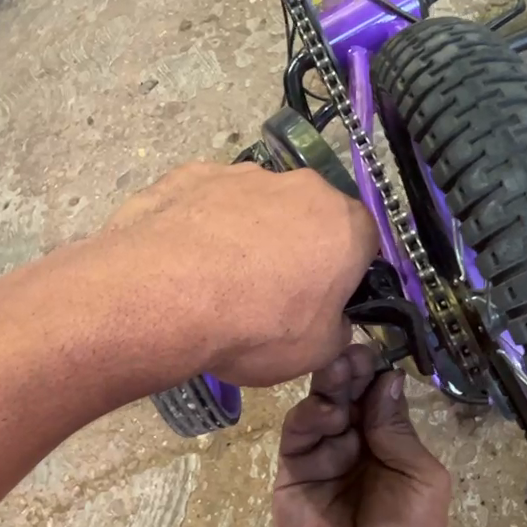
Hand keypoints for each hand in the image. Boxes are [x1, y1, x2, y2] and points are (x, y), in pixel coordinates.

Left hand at [105, 162, 376, 386]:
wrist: (164, 297)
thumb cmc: (256, 327)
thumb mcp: (317, 352)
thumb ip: (336, 329)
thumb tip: (332, 320)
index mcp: (345, 223)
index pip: (362, 242)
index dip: (344, 274)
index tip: (320, 300)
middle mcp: (300, 186)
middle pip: (308, 216)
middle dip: (294, 248)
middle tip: (266, 294)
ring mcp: (241, 174)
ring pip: (255, 206)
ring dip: (245, 235)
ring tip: (214, 281)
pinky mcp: (190, 174)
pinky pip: (206, 202)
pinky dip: (200, 225)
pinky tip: (181, 261)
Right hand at [273, 345, 450, 526]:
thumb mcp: (421, 477)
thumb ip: (397, 429)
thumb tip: (388, 377)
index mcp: (385, 444)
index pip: (374, 397)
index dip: (372, 374)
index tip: (372, 350)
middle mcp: (351, 445)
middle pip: (344, 396)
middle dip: (348, 372)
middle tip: (351, 350)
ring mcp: (319, 458)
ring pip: (319, 409)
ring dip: (330, 388)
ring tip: (340, 372)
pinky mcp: (291, 474)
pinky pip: (297, 436)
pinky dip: (310, 418)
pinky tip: (327, 412)